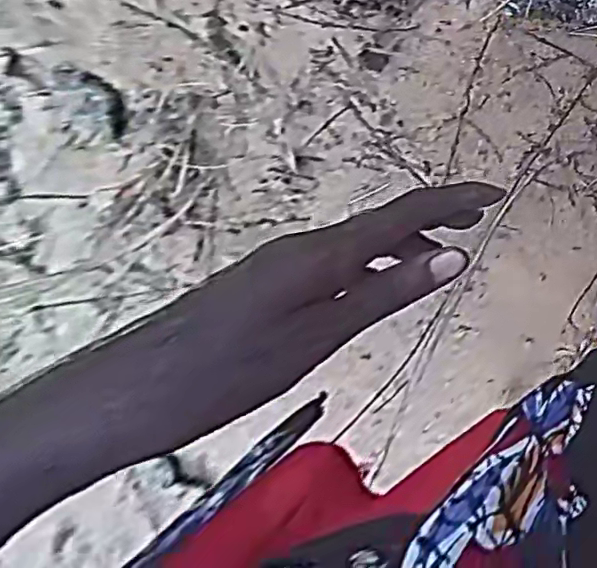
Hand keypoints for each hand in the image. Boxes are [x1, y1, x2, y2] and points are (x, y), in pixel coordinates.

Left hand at [0, 183, 504, 567]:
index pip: (407, 211)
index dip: (456, 197)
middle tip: (478, 216)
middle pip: (386, 217)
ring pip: (361, 238)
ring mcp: (280, 262)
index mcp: (324, 253)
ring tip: (438, 259)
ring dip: (407, 240)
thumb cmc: (219, 374)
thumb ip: (390, 291)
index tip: (496, 191)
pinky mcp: (263, 282)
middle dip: (438, 211)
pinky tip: (374, 285)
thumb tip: (457, 255)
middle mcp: (305, 245)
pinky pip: (337, 256)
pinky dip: (373, 259)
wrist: (101, 406)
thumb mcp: (319, 335)